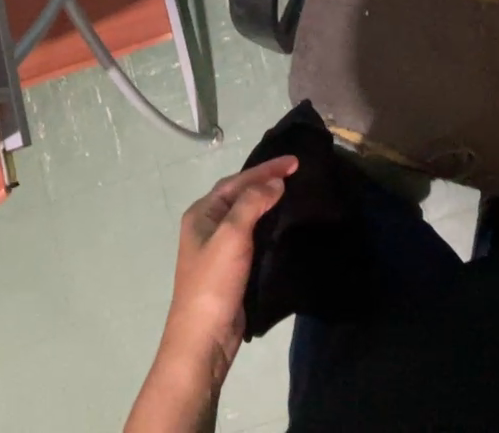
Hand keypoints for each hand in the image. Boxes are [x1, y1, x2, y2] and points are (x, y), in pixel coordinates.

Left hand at [162, 155, 298, 370]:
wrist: (204, 337)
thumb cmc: (214, 281)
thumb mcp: (231, 235)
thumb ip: (252, 203)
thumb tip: (275, 183)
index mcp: (201, 213)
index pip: (237, 181)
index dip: (266, 169)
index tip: (295, 161)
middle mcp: (207, 225)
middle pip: (240, 194)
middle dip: (266, 180)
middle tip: (297, 172)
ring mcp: (219, 247)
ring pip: (247, 214)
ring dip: (268, 201)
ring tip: (294, 192)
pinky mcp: (232, 266)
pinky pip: (252, 234)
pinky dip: (268, 224)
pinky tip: (283, 223)